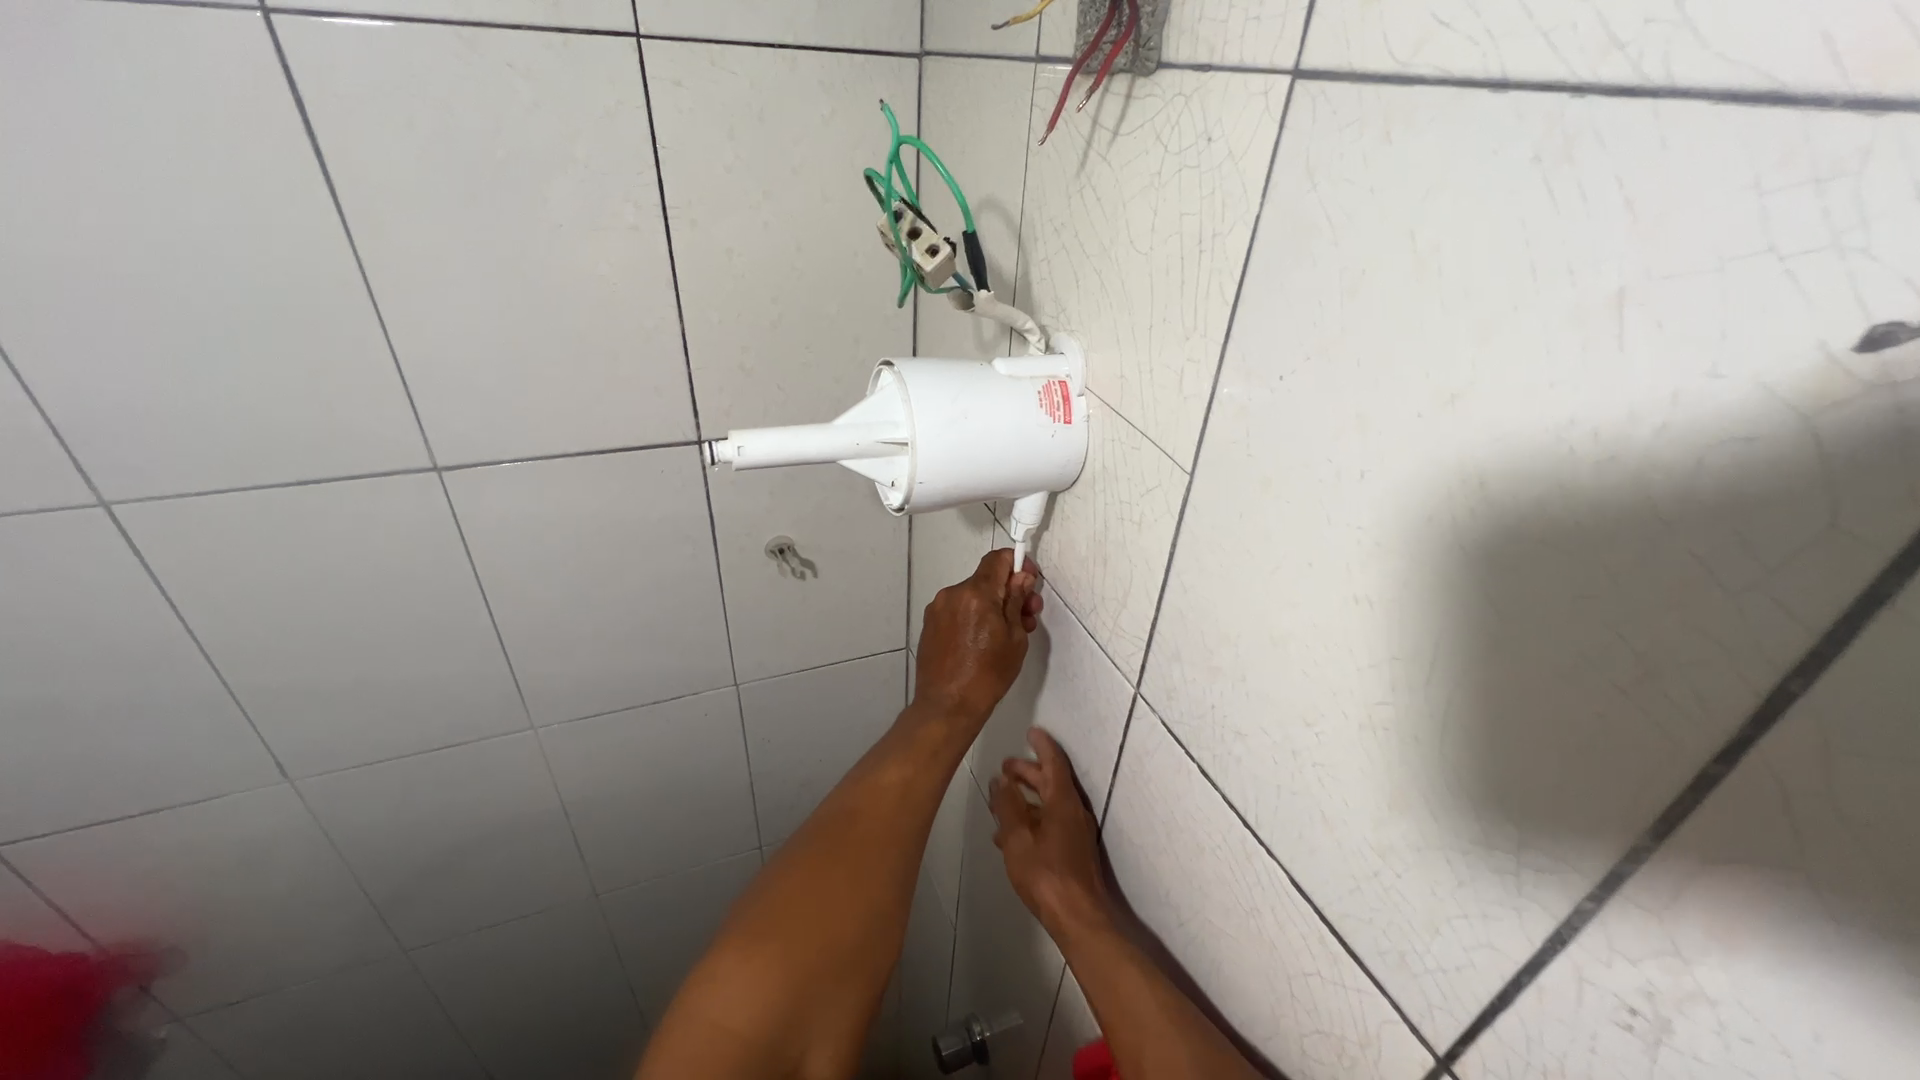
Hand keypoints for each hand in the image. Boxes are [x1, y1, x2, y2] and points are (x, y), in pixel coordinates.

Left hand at [914, 548, 1042, 723]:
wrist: (948, 705)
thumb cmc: (988, 675)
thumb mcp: (1015, 638)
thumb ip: (1017, 602)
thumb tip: (1021, 579)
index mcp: (976, 593)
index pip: (997, 559)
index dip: (1017, 563)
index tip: (1030, 579)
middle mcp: (952, 594)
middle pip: (986, 579)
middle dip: (1009, 590)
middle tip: (1028, 614)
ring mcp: (937, 609)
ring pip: (972, 595)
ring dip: (991, 605)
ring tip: (1006, 632)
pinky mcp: (930, 624)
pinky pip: (958, 609)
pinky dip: (974, 615)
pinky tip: (983, 640)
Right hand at [990, 729, 1112, 934]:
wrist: (1078, 916)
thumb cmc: (1045, 874)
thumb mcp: (1018, 838)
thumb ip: (1008, 806)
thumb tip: (1001, 780)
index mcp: (1063, 802)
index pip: (1054, 762)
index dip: (1042, 745)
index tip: (1031, 731)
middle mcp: (1073, 811)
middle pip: (1051, 781)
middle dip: (1028, 771)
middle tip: (1005, 767)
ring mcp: (1075, 832)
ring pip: (1049, 804)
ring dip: (1027, 797)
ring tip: (1001, 799)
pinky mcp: (1072, 850)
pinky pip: (1050, 823)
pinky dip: (1031, 818)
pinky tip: (1010, 834)